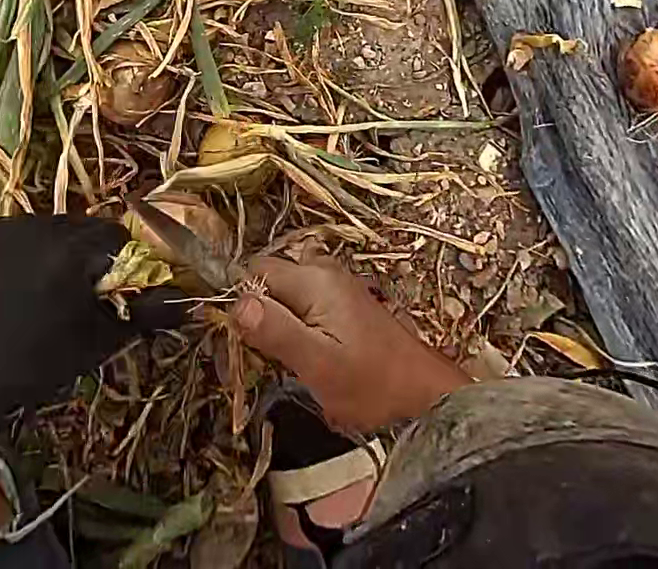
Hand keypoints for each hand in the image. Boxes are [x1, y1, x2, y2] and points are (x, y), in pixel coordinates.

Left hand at [0, 214, 183, 450]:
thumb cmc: (34, 366)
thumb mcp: (97, 341)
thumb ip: (145, 313)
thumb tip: (189, 300)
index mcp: (71, 252)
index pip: (117, 238)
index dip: (121, 263)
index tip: (112, 289)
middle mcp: (40, 227)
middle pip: (86, 228)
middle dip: (91, 254)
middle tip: (80, 290)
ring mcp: (5, 228)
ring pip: (54, 227)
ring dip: (61, 249)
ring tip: (46, 286)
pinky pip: (21, 232)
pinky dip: (28, 249)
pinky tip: (17, 280)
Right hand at [233, 251, 472, 433]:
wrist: (420, 390)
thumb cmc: (369, 382)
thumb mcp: (317, 364)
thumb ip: (276, 330)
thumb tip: (236, 303)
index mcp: (312, 278)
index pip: (254, 272)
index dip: (242, 303)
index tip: (247, 340)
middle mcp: (322, 268)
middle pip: (268, 276)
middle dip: (260, 310)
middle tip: (271, 352)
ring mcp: (333, 279)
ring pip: (283, 287)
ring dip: (277, 316)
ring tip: (290, 353)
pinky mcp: (341, 295)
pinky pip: (302, 295)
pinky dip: (295, 317)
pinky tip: (308, 347)